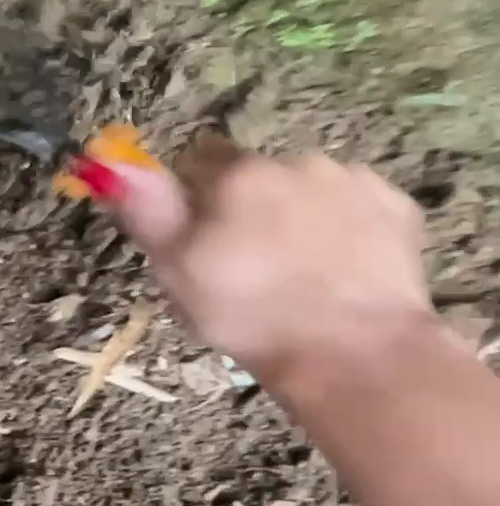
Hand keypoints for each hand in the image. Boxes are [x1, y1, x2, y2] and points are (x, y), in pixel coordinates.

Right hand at [93, 149, 440, 378]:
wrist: (343, 342)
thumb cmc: (241, 310)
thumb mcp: (173, 267)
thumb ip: (147, 211)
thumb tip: (113, 164)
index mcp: (237, 177)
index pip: (196, 163)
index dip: (184, 201)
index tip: (184, 240)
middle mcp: (297, 163)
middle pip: (250, 180)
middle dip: (236, 211)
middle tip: (228, 266)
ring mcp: (352, 182)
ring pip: (299, 193)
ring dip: (283, 220)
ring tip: (278, 273)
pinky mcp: (393, 207)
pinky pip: (345, 210)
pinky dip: (329, 231)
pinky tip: (319, 271)